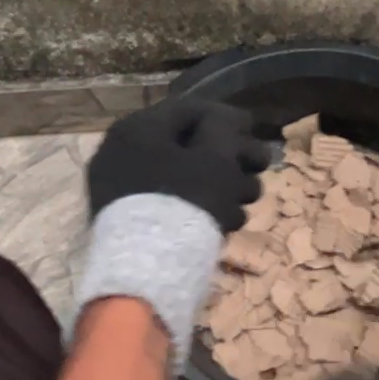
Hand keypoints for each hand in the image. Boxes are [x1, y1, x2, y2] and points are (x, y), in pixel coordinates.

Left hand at [88, 98, 269, 232]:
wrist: (150, 270)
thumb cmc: (187, 201)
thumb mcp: (215, 156)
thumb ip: (225, 128)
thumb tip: (226, 120)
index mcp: (136, 128)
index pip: (189, 109)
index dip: (228, 118)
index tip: (256, 132)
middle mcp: (121, 152)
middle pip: (187, 146)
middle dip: (230, 159)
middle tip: (258, 172)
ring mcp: (119, 189)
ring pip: (181, 176)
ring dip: (221, 185)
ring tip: (248, 202)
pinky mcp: (126, 221)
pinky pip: (167, 202)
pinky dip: (198, 206)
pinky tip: (226, 222)